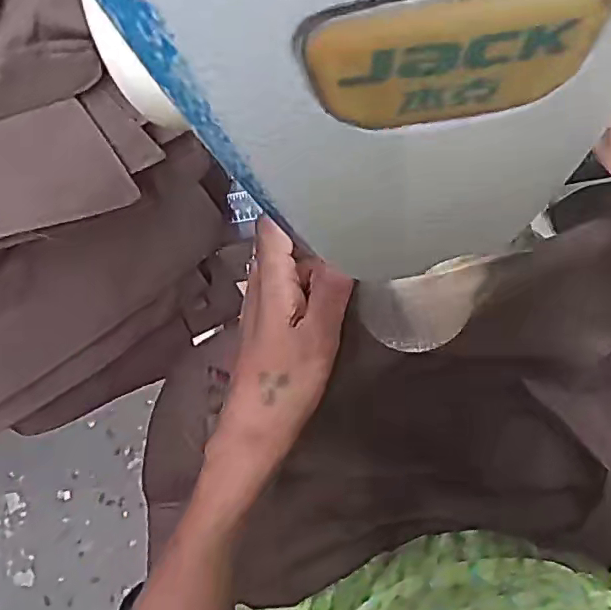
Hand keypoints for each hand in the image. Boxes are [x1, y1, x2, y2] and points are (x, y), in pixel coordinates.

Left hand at [205, 217, 354, 488]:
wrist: (254, 429)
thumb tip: (348, 241)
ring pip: (292, 261)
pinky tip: (339, 278)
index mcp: (269, 278)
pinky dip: (315, 275)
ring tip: (354, 234)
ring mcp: (266, 301)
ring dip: (317, 250)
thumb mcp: (319, 335)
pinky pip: (294, 283)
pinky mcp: (273, 320)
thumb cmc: (285, 383)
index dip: (294, 195)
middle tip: (356, 204)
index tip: (327, 179)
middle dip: (315, 220)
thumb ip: (333, 287)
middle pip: (285, 237)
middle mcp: (261, 282)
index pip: (274, 220)